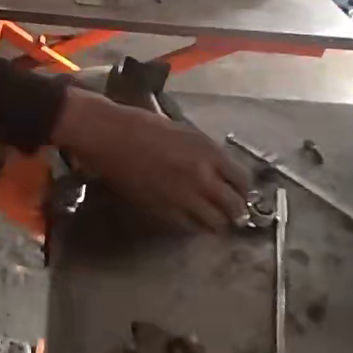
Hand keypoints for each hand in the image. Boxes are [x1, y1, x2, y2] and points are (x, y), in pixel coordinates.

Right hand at [51, 87, 250, 230]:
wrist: (109, 136)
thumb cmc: (143, 125)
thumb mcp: (185, 132)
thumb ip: (206, 154)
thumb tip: (220, 171)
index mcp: (208, 153)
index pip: (242, 181)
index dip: (243, 189)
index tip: (239, 191)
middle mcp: (202, 178)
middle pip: (234, 207)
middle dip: (236, 210)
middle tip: (232, 209)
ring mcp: (183, 198)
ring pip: (215, 223)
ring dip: (217, 221)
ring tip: (212, 216)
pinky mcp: (163, 211)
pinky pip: (189, 227)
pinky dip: (194, 224)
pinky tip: (189, 216)